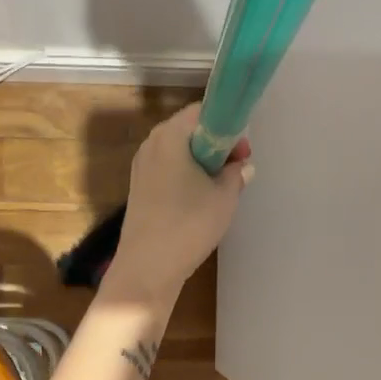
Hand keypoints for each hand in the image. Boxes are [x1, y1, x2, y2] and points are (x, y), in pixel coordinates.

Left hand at [104, 103, 252, 302]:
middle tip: (235, 172)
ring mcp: (141, 169)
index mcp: (170, 135)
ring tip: (218, 192)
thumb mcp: (224, 197)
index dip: (227, 127)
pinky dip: (186, 181)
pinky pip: (168, 174)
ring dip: (201, 166)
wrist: (147, 268)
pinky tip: (198, 205)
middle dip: (216, 147)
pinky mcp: (138, 191)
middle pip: (190, 132)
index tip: (242, 152)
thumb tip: (241, 167)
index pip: (203, 111)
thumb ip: (236, 174)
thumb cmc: (188, 224)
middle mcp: (150, 145)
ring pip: (179, 155)